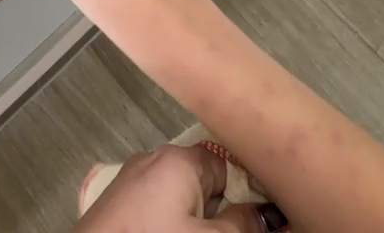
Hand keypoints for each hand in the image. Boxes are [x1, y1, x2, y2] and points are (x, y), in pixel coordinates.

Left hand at [75, 145, 274, 232]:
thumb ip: (242, 224)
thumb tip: (266, 215)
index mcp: (179, 159)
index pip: (226, 165)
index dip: (243, 193)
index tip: (255, 217)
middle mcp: (154, 159)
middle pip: (202, 181)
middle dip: (216, 210)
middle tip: (224, 232)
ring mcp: (131, 180)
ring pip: (177, 197)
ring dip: (191, 219)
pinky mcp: (117, 204)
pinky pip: (154, 208)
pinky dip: (164, 223)